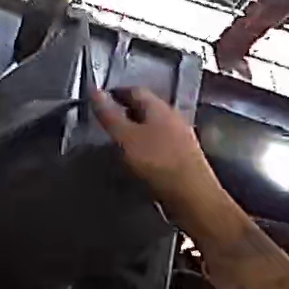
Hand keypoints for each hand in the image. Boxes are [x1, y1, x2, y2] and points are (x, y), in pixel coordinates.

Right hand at [92, 87, 238, 232]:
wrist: (193, 197)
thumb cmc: (157, 163)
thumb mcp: (125, 137)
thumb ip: (108, 114)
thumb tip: (94, 91)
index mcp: (159, 108)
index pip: (135, 90)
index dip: (115, 92)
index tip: (99, 99)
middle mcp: (173, 118)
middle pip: (146, 107)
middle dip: (125, 110)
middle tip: (106, 119)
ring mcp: (182, 137)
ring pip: (154, 125)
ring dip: (136, 129)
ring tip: (118, 139)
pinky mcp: (185, 157)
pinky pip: (160, 142)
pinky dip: (146, 144)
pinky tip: (137, 157)